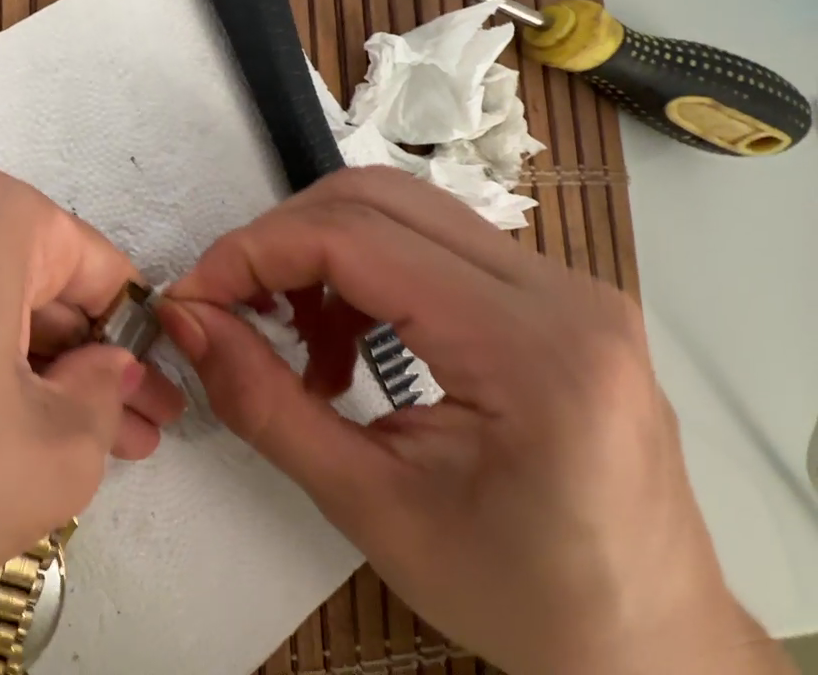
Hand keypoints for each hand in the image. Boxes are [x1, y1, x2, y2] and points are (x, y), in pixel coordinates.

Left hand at [0, 165, 184, 603]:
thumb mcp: (54, 450)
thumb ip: (101, 402)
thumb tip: (104, 375)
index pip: (103, 270)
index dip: (140, 344)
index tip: (158, 401)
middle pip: (40, 289)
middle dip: (88, 365)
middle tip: (129, 436)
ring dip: (33, 378)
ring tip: (74, 449)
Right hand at [153, 167, 787, 674]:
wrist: (646, 643)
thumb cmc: (515, 592)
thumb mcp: (363, 504)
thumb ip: (260, 402)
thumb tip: (183, 319)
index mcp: (531, 348)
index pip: (354, 238)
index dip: (251, 254)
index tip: (191, 302)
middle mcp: (560, 291)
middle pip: (373, 199)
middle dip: (275, 242)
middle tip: (227, 310)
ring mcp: (561, 287)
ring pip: (395, 209)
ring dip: (313, 255)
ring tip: (289, 339)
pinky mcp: (548, 298)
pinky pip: (423, 243)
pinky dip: (353, 274)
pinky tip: (341, 346)